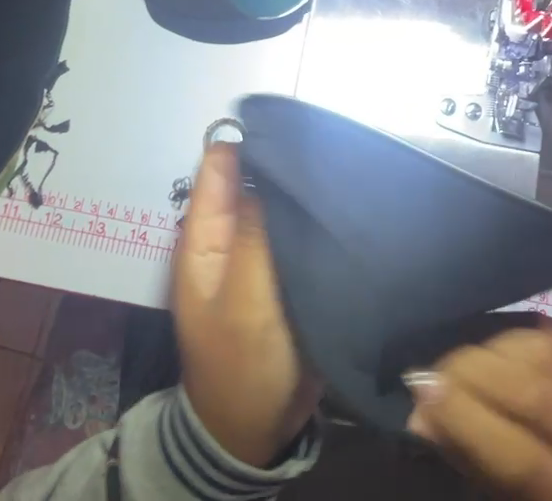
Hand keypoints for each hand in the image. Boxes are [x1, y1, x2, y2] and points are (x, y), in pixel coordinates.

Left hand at [172, 142, 320, 466]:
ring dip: (303, 191)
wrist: (258, 428)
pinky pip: (300, 234)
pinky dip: (315, 219)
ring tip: (344, 166)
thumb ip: (254, 230)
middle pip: (254, 180)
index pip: (221, 165)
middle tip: (331, 142)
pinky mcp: (285, 274)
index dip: (252, 139)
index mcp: (205, 236)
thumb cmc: (243, 362)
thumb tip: (268, 165)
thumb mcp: (246, 296)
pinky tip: (346, 205)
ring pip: (280, 206)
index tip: (296, 123)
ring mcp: (258, 256)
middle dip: (285, 162)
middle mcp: (229, 237)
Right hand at [407, 319, 551, 500]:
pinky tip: (503, 343)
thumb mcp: (510, 497)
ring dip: (496, 346)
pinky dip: (527, 334)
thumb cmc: (549, 492)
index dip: (466, 419)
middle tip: (435, 366)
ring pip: (551, 354)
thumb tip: (422, 413)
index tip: (421, 387)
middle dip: (475, 372)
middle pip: (539, 396)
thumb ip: (471, 459)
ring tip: (465, 355)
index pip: (522, 458)